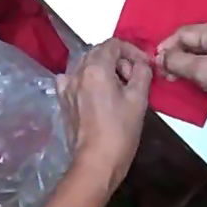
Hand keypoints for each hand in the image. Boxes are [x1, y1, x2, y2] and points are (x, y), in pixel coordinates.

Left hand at [59, 39, 151, 187]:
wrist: (96, 163)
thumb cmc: (120, 131)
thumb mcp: (139, 99)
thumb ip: (142, 73)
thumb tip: (142, 64)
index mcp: (95, 68)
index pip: (114, 44)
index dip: (132, 50)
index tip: (144, 65)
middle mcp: (77, 72)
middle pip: (99, 52)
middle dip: (119, 59)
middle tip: (134, 78)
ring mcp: (66, 86)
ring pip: (86, 64)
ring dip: (104, 68)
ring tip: (118, 86)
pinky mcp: (63, 100)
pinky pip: (74, 79)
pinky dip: (86, 78)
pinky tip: (95, 91)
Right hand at [155, 21, 206, 130]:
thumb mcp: (202, 71)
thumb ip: (177, 61)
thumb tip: (160, 57)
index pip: (183, 33)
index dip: (166, 48)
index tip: (155, 65)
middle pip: (191, 39)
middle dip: (175, 55)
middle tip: (164, 74)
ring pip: (199, 49)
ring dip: (185, 62)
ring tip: (174, 78)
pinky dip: (197, 66)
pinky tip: (190, 78)